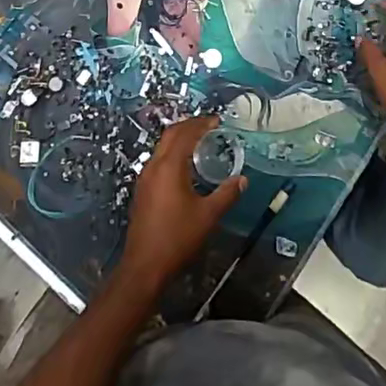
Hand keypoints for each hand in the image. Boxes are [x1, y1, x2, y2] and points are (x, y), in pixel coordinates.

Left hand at [117, 116, 245, 288]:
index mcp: (169, 167)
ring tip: (199, 141)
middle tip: (209, 125)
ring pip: (162, 147)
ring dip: (179, 139)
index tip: (216, 120)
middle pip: (170, 135)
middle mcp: (154, 166)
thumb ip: (226, 194)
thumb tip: (241, 180)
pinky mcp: (143, 190)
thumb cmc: (177, 237)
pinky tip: (185, 166)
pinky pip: (158, 160)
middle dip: (189, 126)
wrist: (145, 264)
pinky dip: (172, 153)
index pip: (184, 134)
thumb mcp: (208, 216)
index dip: (200, 124)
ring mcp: (145, 178)